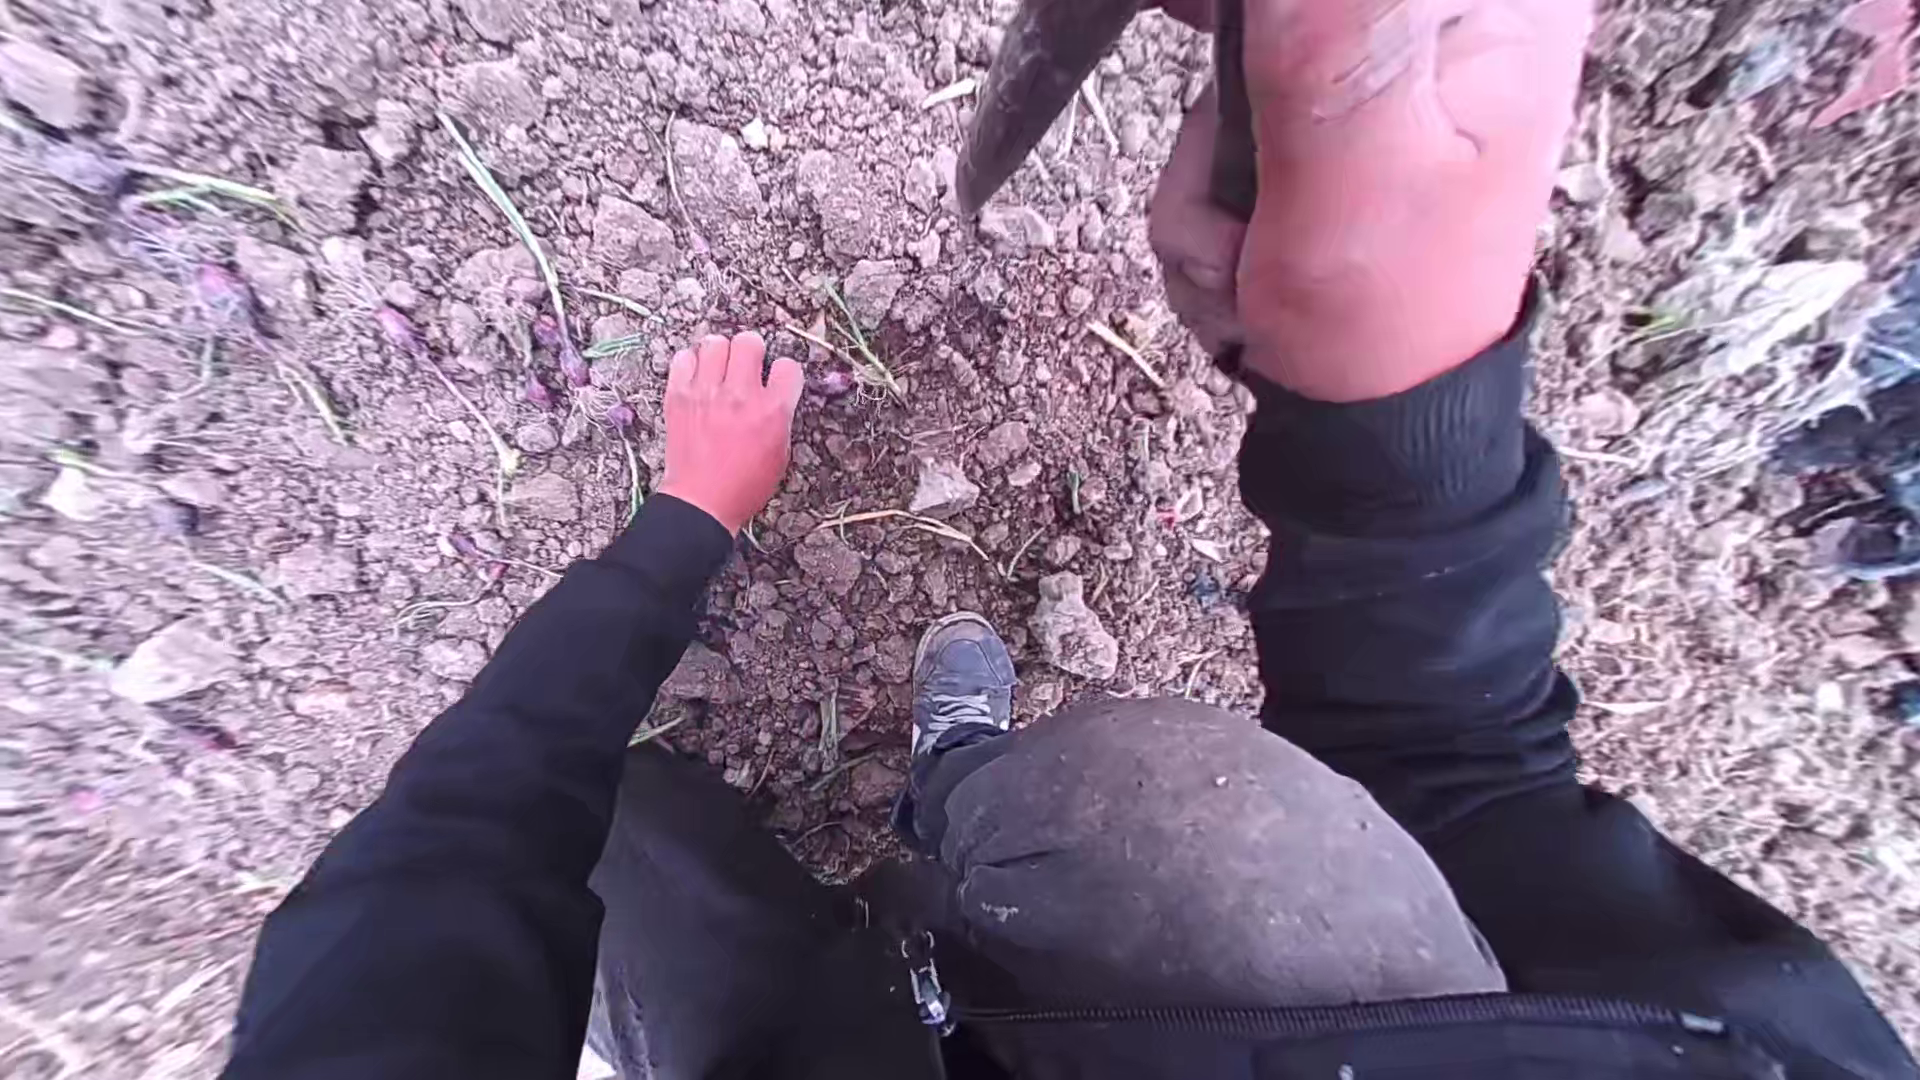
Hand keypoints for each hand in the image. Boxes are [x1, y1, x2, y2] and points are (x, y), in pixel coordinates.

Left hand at [656, 332, 803, 533]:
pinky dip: (692, 362)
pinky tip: (699, 378)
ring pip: (716, 342)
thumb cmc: (744, 485)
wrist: (702, 500)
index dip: (785, 372)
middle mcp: (741, 395)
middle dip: (753, 351)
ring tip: (721, 369)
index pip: (788, 366)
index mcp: (773, 411)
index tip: (779, 379)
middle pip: (750, 342)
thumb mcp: (780, 454)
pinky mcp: (679, 395)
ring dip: (722, 353)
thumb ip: (781, 418)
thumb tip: (778, 396)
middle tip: (749, 366)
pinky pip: (684, 357)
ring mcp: (707, 392)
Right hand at [1150, 0, 1591, 401]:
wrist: (1356, 411)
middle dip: (1211, 165)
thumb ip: (1326, 47)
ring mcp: (1338, 116)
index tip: (1201, 60)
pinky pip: (1201, 183)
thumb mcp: (1352, 183)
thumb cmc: (1374, 317)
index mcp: (1472, 15)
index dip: (1242, 35)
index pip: (1315, 5)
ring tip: (1243, 287)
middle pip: (1245, 48)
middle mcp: (1405, 49)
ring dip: (1198, 225)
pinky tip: (1237, 289)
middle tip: (1240, 245)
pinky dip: (1200, 246)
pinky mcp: (1293, 166)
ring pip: (1206, 129)